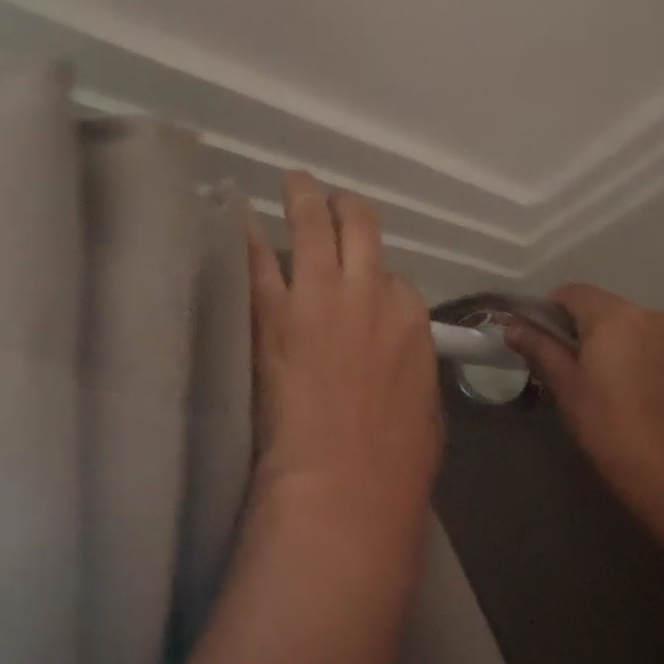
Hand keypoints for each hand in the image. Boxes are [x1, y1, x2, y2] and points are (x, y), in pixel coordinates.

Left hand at [246, 172, 441, 540]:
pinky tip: (239, 215)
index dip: (373, 276)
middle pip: (362, 230)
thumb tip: (405, 375)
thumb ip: (414, 379)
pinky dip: (250, 234)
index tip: (356, 280)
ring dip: (305, 198)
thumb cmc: (393, 465)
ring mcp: (322, 298)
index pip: (395, 279)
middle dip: (347, 210)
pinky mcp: (276, 312)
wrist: (342, 482)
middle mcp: (371, 295)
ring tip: (295, 181)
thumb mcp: (425, 417)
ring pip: (316, 226)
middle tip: (329, 200)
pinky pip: (260, 261)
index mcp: (413, 323)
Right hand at [504, 283, 663, 492]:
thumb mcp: (564, 384)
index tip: (544, 340)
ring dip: (618, 339)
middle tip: (574, 365)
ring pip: (636, 324)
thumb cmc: (604, 424)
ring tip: (610, 379)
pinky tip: (638, 387)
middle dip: (587, 327)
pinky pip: (660, 342)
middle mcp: (651, 314)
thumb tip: (512, 327)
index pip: (574, 292)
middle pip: (607, 307)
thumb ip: (538, 347)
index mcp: (614, 316)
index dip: (552, 311)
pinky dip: (644, 353)